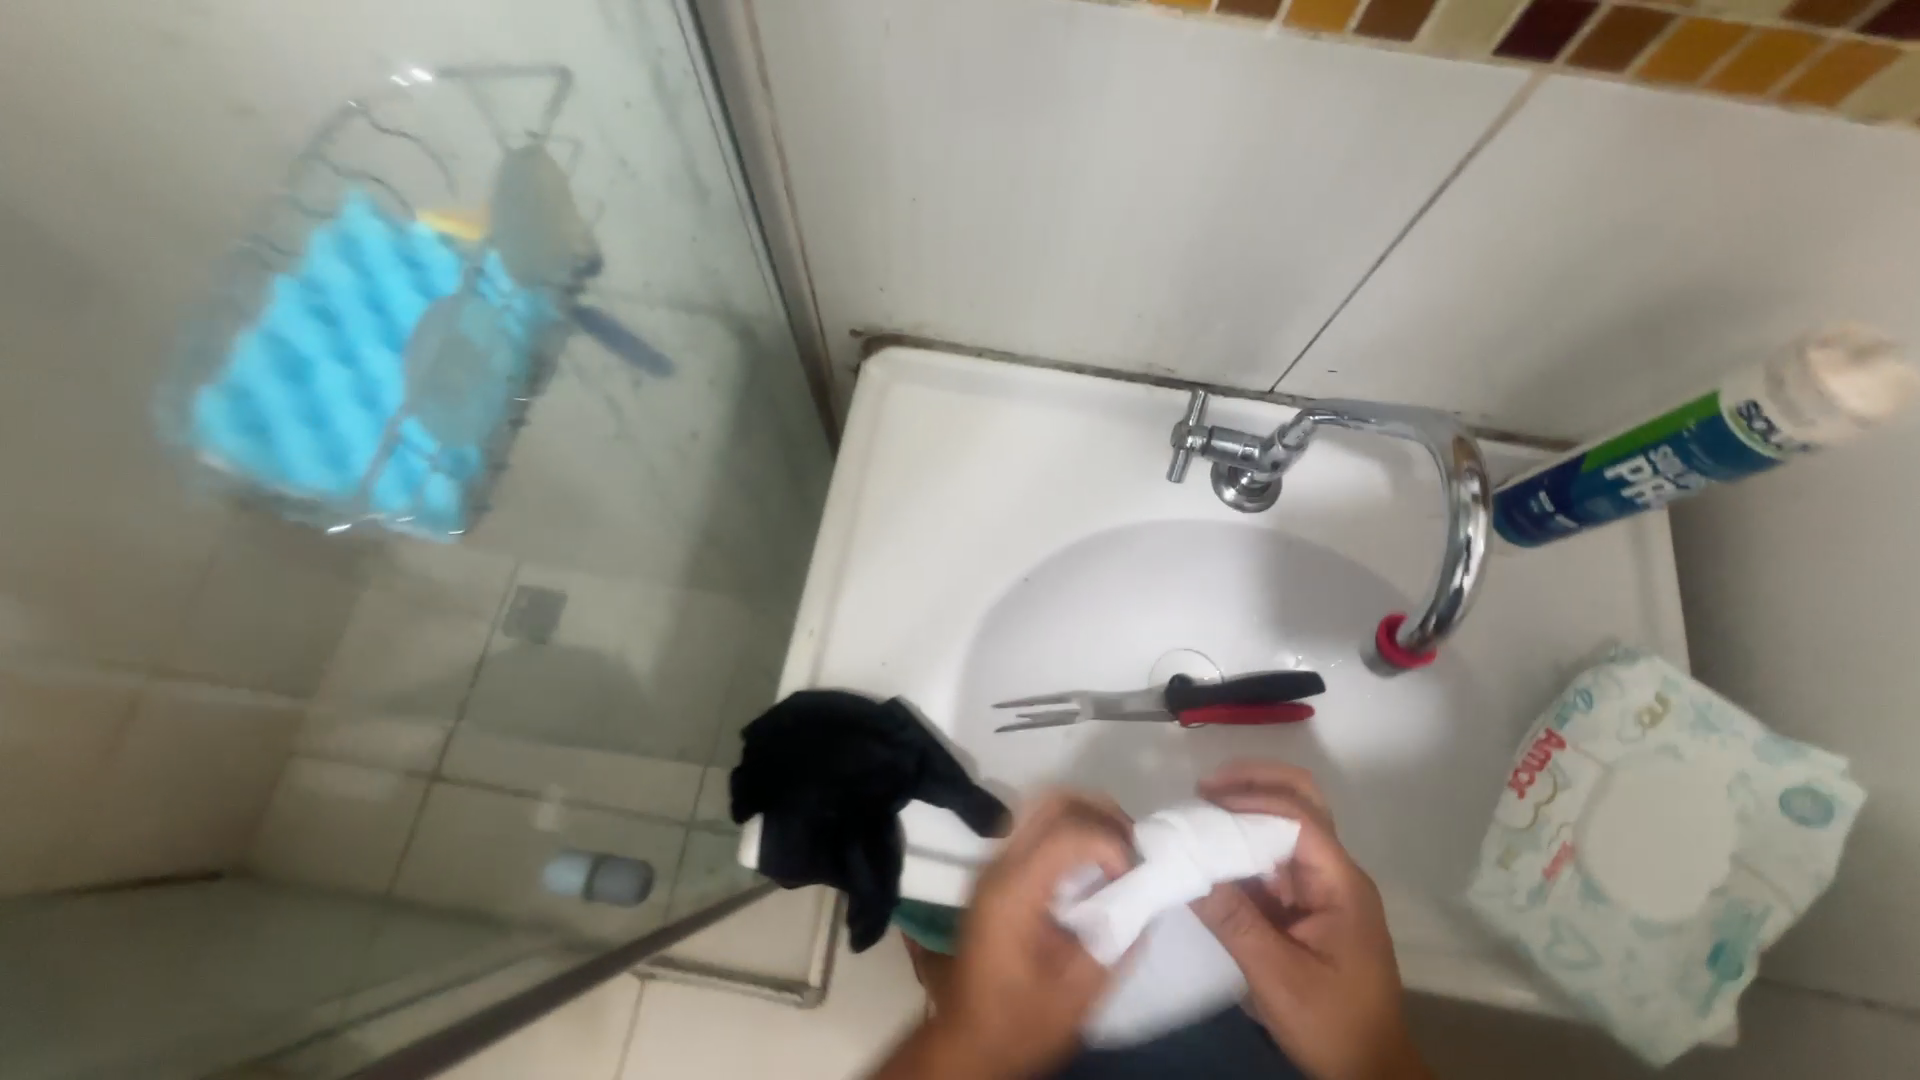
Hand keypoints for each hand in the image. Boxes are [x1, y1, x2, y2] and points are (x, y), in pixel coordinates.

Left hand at [878, 791, 1134, 1079]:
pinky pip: (1035, 829)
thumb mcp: (1078, 994)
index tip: (1133, 876)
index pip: (1067, 833)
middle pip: (1051, 802)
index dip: (1110, 843)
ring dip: (1085, 818)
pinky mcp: (997, 874)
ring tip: (1118, 851)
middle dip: (1100, 813)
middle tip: (1134, 845)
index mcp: (1013, 892)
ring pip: (1041, 808)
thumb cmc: (1019, 1022)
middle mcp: (998, 865)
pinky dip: (1070, 831)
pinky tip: (1093, 865)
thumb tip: (1148, 901)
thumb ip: (1116, 942)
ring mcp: (993, 865)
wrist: (967, 1042)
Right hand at [1189, 762, 1431, 1079]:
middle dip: (1254, 783)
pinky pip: (1274, 857)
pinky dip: (1242, 843)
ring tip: (1198, 811)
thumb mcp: (1276, 976)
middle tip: (1204, 788)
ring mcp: (1322, 887)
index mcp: (1341, 883)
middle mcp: (1335, 873)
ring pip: (1286, 825)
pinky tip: (1211, 849)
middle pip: (1303, 802)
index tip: (1204, 800)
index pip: (1299, 817)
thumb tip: (1185, 869)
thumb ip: (1232, 920)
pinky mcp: (1305, 904)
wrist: (1369, 1073)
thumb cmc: (1332, 1024)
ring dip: (1245, 810)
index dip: (1251, 799)